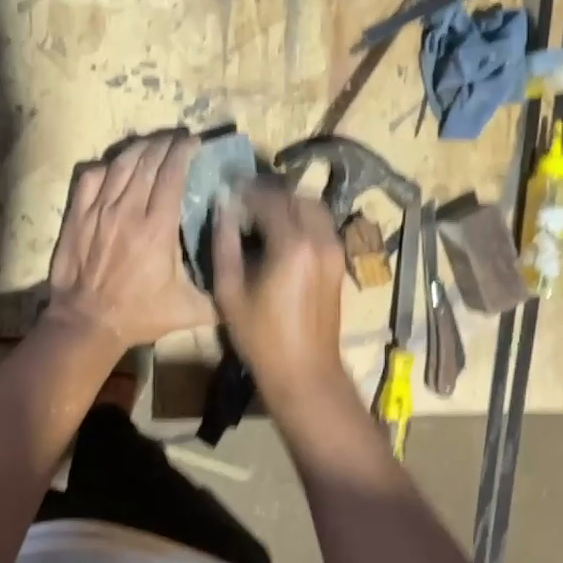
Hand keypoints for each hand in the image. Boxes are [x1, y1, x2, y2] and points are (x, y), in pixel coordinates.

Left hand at [45, 132, 216, 347]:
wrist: (86, 322)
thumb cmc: (139, 314)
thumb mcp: (188, 311)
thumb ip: (220, 296)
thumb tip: (245, 282)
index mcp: (157, 227)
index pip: (172, 173)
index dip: (183, 152)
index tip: (194, 142)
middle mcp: (128, 210)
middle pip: (147, 161)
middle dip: (165, 144)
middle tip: (177, 138)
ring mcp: (99, 210)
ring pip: (121, 164)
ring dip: (139, 148)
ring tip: (153, 143)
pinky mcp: (78, 214)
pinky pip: (92, 177)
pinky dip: (107, 166)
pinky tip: (117, 165)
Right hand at [210, 183, 350, 399]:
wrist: (306, 373)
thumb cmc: (261, 338)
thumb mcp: (230, 291)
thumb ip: (224, 243)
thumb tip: (223, 209)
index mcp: (292, 245)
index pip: (269, 199)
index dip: (247, 190)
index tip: (228, 188)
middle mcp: (319, 240)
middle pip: (296, 196)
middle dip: (270, 192)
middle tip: (245, 198)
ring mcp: (334, 250)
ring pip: (313, 207)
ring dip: (288, 203)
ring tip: (262, 213)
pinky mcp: (339, 262)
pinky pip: (321, 225)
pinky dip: (302, 218)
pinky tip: (281, 233)